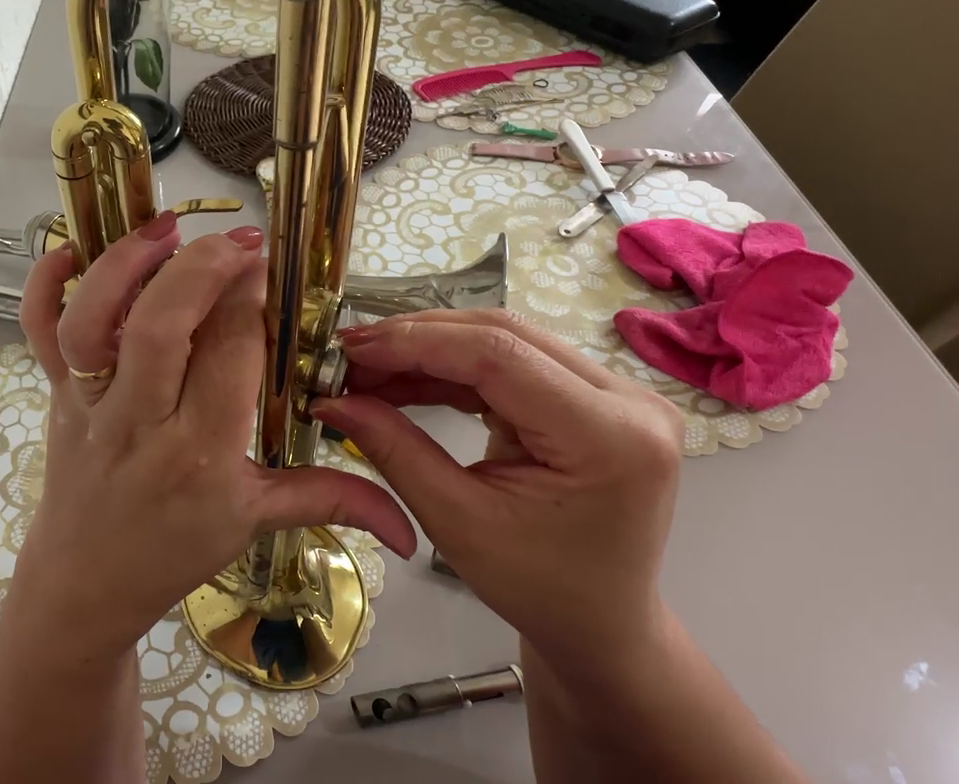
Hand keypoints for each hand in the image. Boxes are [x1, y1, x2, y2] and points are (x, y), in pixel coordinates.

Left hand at [9, 214, 418, 660]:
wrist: (85, 581)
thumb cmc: (171, 550)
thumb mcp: (252, 524)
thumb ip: (329, 500)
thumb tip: (410, 522)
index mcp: (199, 453)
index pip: (231, 356)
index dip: (253, 302)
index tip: (270, 270)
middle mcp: (139, 420)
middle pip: (163, 327)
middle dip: (203, 270)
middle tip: (240, 242)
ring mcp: (87, 401)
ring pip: (92, 322)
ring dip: (125, 266)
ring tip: (166, 229)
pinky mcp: (54, 391)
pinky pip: (35, 331)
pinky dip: (42, 284)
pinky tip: (71, 248)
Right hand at [310, 309, 683, 667]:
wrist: (599, 621)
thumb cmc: (535, 585)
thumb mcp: (454, 520)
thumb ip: (394, 449)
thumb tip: (331, 400)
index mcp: (609, 436)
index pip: (499, 356)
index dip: (416, 342)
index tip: (350, 348)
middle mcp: (627, 400)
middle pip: (504, 335)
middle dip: (417, 338)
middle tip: (349, 353)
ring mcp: (616, 393)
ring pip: (505, 340)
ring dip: (430, 348)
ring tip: (368, 367)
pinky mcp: (595, 396)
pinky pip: (512, 362)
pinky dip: (452, 368)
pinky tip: (404, 379)